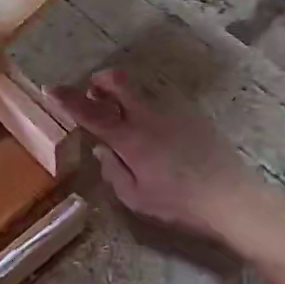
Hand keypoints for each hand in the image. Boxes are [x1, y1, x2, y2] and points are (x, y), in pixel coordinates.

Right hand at [50, 69, 284, 263]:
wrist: (232, 198)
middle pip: (118, 80)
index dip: (68, 99)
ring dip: (122, 91)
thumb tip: (104, 149)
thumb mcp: (135, 198)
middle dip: (99, 81)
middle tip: (93, 95)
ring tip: (120, 113)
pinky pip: (159, 98)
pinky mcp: (191, 113)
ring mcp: (173, 110)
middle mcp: (149, 116)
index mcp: (130, 138)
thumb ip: (113, 170)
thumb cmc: (179, 203)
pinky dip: (144, 103)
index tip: (52, 89)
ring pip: (139, 86)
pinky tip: (150, 128)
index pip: (91, 111)